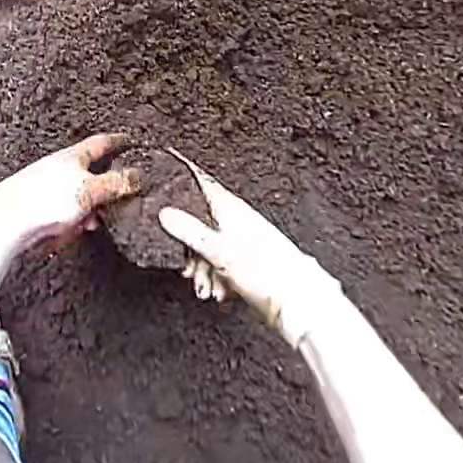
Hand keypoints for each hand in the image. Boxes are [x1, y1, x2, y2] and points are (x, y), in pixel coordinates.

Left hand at [0, 133, 140, 251]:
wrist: (5, 223)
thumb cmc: (44, 200)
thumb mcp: (89, 190)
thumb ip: (116, 183)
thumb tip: (138, 175)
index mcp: (73, 156)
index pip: (101, 143)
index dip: (117, 142)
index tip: (128, 141)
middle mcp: (59, 168)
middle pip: (90, 173)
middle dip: (100, 191)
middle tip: (110, 202)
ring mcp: (47, 187)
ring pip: (76, 197)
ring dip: (82, 213)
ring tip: (81, 225)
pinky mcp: (37, 207)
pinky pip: (61, 213)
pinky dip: (67, 223)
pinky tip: (64, 233)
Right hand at [158, 150, 343, 346]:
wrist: (298, 299)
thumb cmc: (264, 270)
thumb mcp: (219, 250)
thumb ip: (190, 230)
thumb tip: (165, 212)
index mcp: (229, 207)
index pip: (201, 182)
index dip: (184, 174)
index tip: (169, 162)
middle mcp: (236, 218)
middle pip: (200, 221)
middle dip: (191, 248)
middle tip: (189, 271)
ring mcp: (243, 238)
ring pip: (211, 247)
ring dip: (205, 270)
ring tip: (208, 291)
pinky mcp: (249, 259)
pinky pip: (224, 264)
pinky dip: (219, 278)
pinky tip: (221, 294)